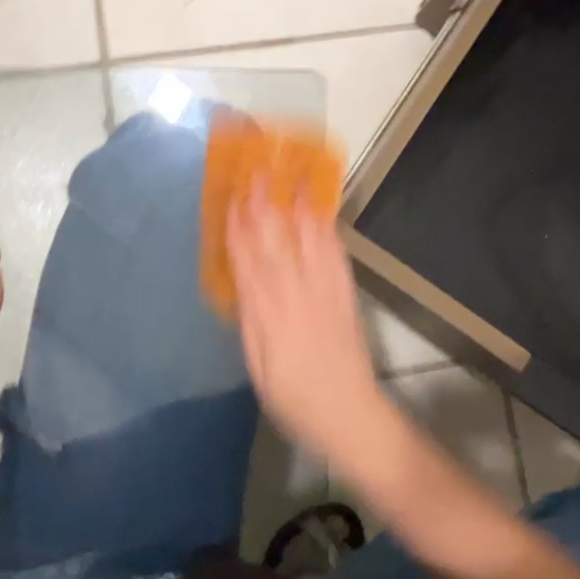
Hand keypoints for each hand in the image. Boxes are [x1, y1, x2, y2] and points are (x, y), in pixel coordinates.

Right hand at [227, 182, 388, 459]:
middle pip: (277, 238)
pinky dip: (325, 228)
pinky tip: (319, 210)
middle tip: (258, 166)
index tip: (231, 194)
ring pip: (307, 238)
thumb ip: (251, 320)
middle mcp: (295, 293)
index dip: (238, 224)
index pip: (247, 258)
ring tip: (289, 173)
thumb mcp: (257, 365)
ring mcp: (325, 290)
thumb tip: (241, 281)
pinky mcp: (346, 293)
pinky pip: (334, 253)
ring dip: (296, 203)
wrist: (349, 413)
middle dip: (265, 201)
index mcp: (267, 313)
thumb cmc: (293, 397)